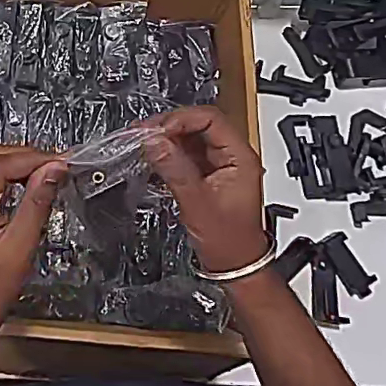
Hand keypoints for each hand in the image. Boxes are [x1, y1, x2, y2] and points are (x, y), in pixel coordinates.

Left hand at [0, 146, 66, 337]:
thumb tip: (54, 169)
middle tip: (60, 164)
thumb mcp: (19, 247)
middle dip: (29, 157)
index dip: (33, 159)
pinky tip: (32, 179)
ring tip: (51, 170)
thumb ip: (36, 204)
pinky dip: (12, 174)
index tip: (61, 161)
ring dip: (22, 163)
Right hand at [143, 106, 268, 273]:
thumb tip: (155, 142)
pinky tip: (154, 159)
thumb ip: (175, 170)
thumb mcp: (197, 203)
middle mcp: (233, 156)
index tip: (158, 130)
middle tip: (145, 133)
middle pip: (199, 124)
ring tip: (145, 144)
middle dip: (170, 127)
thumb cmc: (229, 241)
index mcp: (240, 157)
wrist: (234, 266)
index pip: (211, 119)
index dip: (182, 120)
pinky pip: (187, 154)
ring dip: (167, 139)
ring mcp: (220, 164)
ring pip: (191, 138)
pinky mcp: (208, 174)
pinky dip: (169, 153)